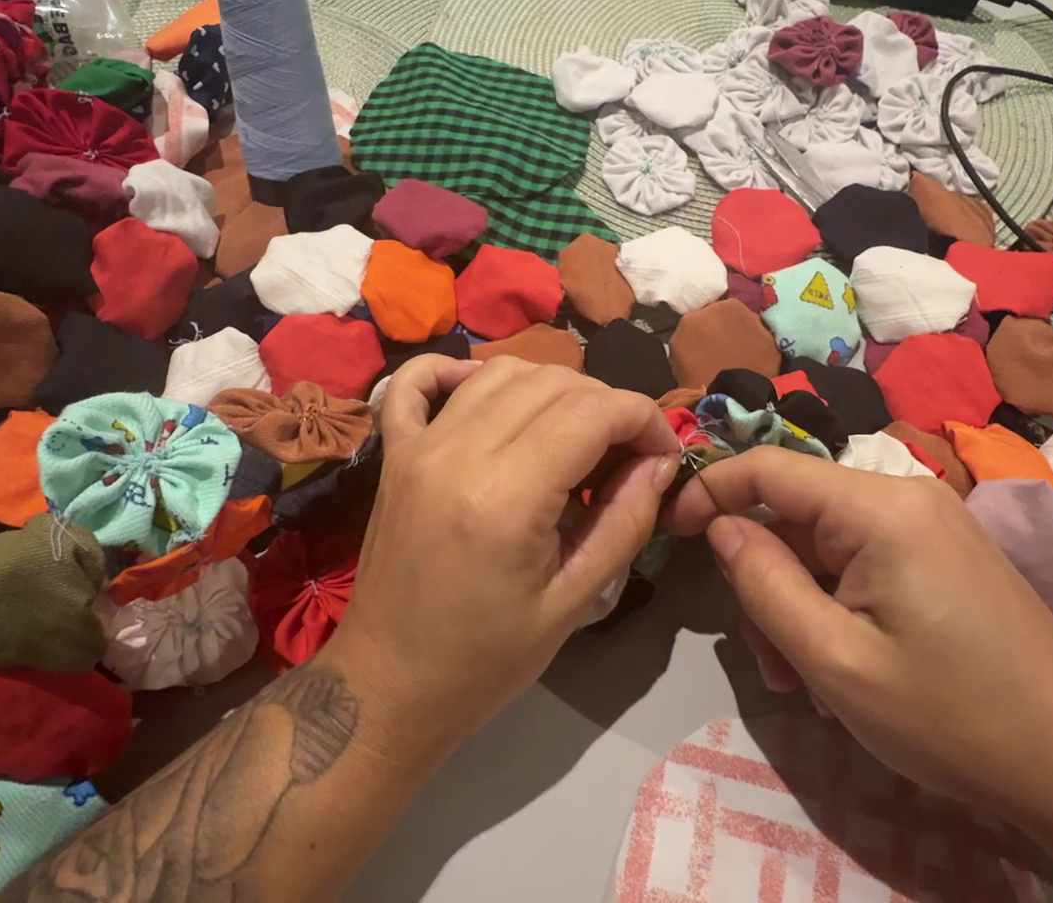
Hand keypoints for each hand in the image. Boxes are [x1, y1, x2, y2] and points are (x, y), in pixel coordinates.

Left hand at [329, 355, 681, 758]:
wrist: (390, 682)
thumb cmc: (485, 659)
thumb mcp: (573, 603)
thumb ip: (623, 523)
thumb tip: (658, 462)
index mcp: (506, 496)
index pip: (594, 412)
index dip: (644, 420)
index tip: (663, 454)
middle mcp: (459, 452)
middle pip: (553, 382)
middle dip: (607, 405)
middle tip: (625, 455)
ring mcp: (419, 446)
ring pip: (500, 372)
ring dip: (552, 388)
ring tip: (574, 436)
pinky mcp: (395, 453)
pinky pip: (417, 382)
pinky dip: (454, 370)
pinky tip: (487, 391)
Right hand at [663, 446, 1052, 823]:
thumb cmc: (952, 718)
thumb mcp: (835, 661)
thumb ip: (764, 584)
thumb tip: (720, 527)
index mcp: (880, 508)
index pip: (769, 467)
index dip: (710, 489)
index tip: (670, 529)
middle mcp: (906, 496)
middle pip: (796, 512)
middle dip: (763, 576)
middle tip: (765, 659)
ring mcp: (930, 524)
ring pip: (825, 542)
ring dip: (797, 600)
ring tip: (804, 678)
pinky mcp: (943, 554)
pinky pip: (862, 560)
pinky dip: (834, 602)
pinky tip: (842, 663)